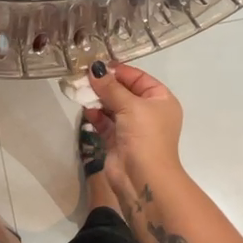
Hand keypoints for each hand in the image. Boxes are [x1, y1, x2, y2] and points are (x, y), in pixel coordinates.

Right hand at [85, 62, 184, 183]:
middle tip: (84, 76)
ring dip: (98, 99)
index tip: (97, 65)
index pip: (139, 78)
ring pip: (113, 107)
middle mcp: (149, 112)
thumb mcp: (131, 105)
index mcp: (161, 100)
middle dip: (105, 85)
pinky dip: (96, 115)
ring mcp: (133, 127)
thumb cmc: (145, 135)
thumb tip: (94, 69)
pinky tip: (86, 110)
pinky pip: (105, 122)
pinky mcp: (118, 140)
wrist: (142, 177)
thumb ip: (110, 87)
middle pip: (124, 91)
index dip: (119, 71)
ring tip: (81, 91)